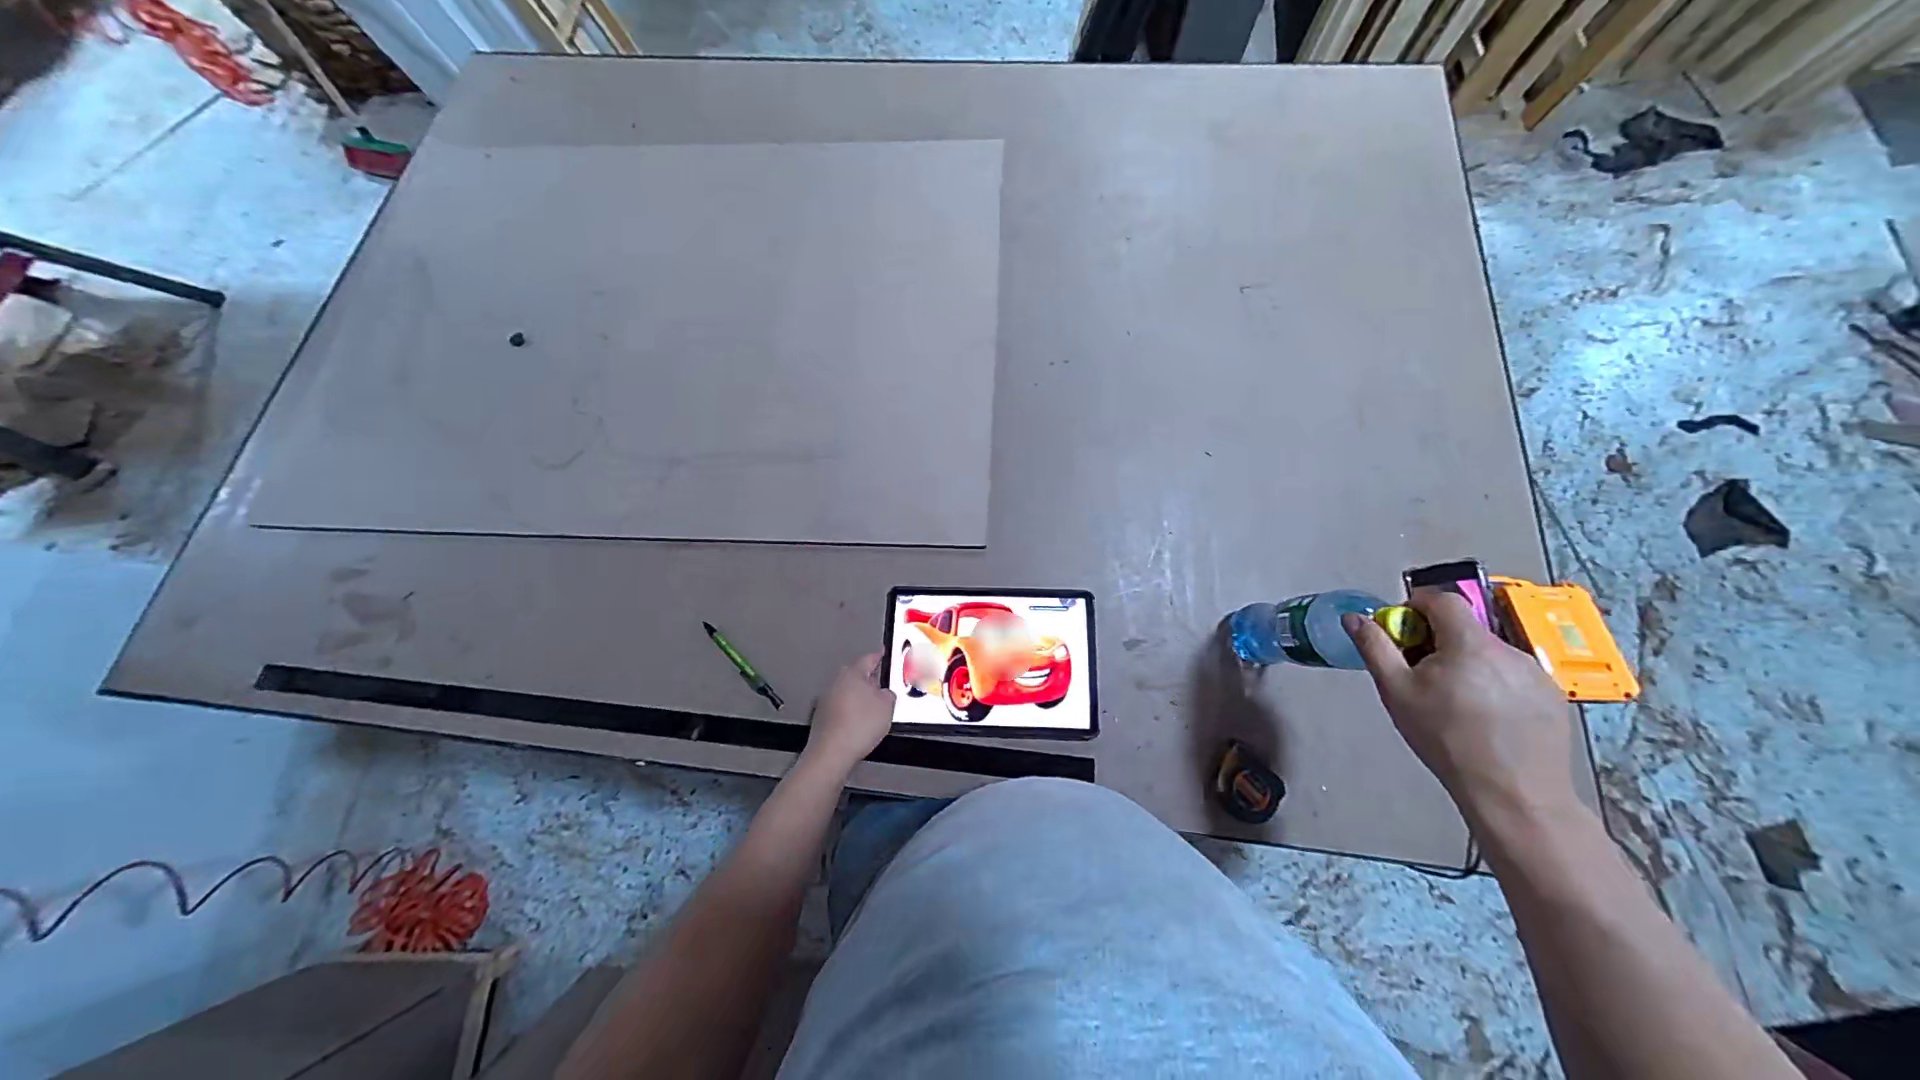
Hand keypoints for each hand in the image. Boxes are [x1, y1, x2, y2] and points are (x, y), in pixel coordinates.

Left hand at [801, 653, 893, 775]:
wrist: (832, 752)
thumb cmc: (860, 725)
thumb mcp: (887, 707)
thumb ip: (888, 694)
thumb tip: (884, 694)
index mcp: (853, 673)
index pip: (868, 658)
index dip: (879, 656)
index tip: (883, 654)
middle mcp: (837, 682)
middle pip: (856, 675)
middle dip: (869, 680)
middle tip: (882, 686)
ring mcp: (826, 698)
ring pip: (847, 691)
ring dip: (859, 696)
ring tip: (872, 710)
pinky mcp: (822, 715)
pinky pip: (840, 706)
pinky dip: (850, 710)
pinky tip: (858, 723)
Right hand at [1343, 592, 1582, 833]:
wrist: (1513, 792)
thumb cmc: (1446, 739)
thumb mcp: (1396, 692)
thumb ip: (1375, 648)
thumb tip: (1356, 619)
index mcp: (1469, 642)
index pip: (1442, 598)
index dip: (1416, 606)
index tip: (1402, 633)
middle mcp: (1508, 649)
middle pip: (1465, 628)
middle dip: (1437, 641)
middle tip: (1421, 675)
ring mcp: (1536, 672)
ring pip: (1489, 653)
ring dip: (1466, 663)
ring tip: (1454, 702)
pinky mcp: (1552, 696)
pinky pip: (1513, 675)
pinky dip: (1494, 683)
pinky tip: (1485, 717)